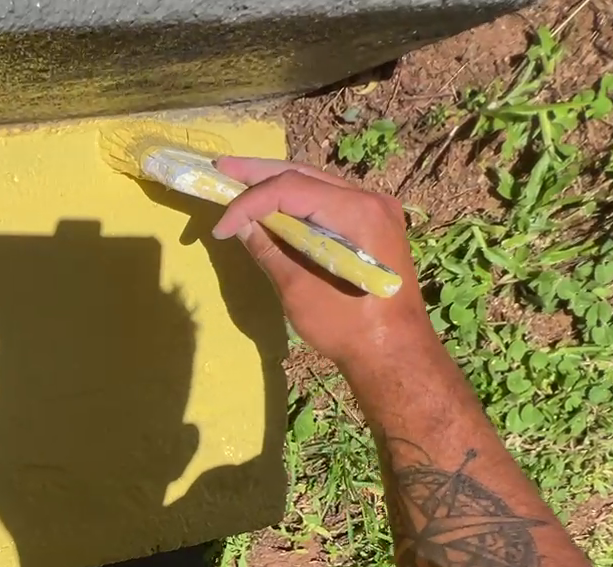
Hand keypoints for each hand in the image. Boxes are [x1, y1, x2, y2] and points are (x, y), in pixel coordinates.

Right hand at [210, 159, 434, 371]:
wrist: (392, 350)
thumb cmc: (346, 326)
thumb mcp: (298, 290)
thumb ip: (270, 251)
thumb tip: (242, 227)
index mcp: (355, 212)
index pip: (290, 188)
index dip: (248, 203)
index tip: (220, 228)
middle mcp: (368, 199)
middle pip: (304, 174)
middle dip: (258, 173)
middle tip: (221, 170)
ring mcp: (374, 209)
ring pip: (316, 183)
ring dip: (275, 184)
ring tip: (238, 182)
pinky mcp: (371, 224)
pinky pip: (326, 200)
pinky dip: (295, 201)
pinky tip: (272, 207)